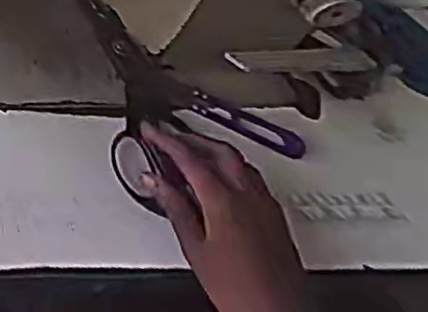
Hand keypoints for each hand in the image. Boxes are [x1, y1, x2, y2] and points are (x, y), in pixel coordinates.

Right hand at [140, 122, 308, 311]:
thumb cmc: (243, 294)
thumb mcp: (196, 250)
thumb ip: (175, 208)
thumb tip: (155, 181)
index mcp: (224, 200)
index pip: (188, 157)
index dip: (164, 140)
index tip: (150, 131)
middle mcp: (248, 196)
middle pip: (217, 150)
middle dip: (189, 138)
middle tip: (167, 137)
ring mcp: (266, 206)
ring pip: (237, 160)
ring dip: (212, 149)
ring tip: (192, 151)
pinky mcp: (277, 218)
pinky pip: (253, 177)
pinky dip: (232, 166)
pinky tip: (224, 176)